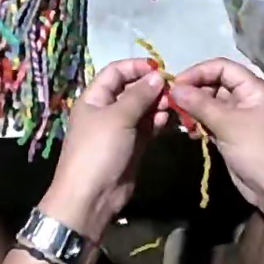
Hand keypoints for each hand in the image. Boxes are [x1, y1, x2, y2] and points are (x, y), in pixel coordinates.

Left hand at [43, 59, 167, 236]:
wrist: (91, 197)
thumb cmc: (98, 150)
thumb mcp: (117, 117)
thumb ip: (139, 95)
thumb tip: (157, 76)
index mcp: (94, 98)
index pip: (115, 72)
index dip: (135, 66)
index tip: (159, 67)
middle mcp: (106, 110)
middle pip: (131, 89)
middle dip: (151, 87)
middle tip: (171, 90)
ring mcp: (119, 129)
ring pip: (142, 109)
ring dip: (157, 104)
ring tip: (172, 106)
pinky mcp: (132, 146)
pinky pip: (147, 127)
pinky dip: (157, 121)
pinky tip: (168, 120)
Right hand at [170, 59, 263, 223]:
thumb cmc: (257, 150)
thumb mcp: (227, 124)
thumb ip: (199, 103)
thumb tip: (174, 88)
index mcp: (253, 88)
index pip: (222, 67)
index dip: (198, 72)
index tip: (176, 84)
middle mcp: (247, 98)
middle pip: (215, 84)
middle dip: (194, 92)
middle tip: (173, 104)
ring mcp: (240, 117)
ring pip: (211, 104)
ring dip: (194, 110)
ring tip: (181, 120)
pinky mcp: (233, 134)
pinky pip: (212, 121)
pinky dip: (200, 124)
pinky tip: (190, 132)